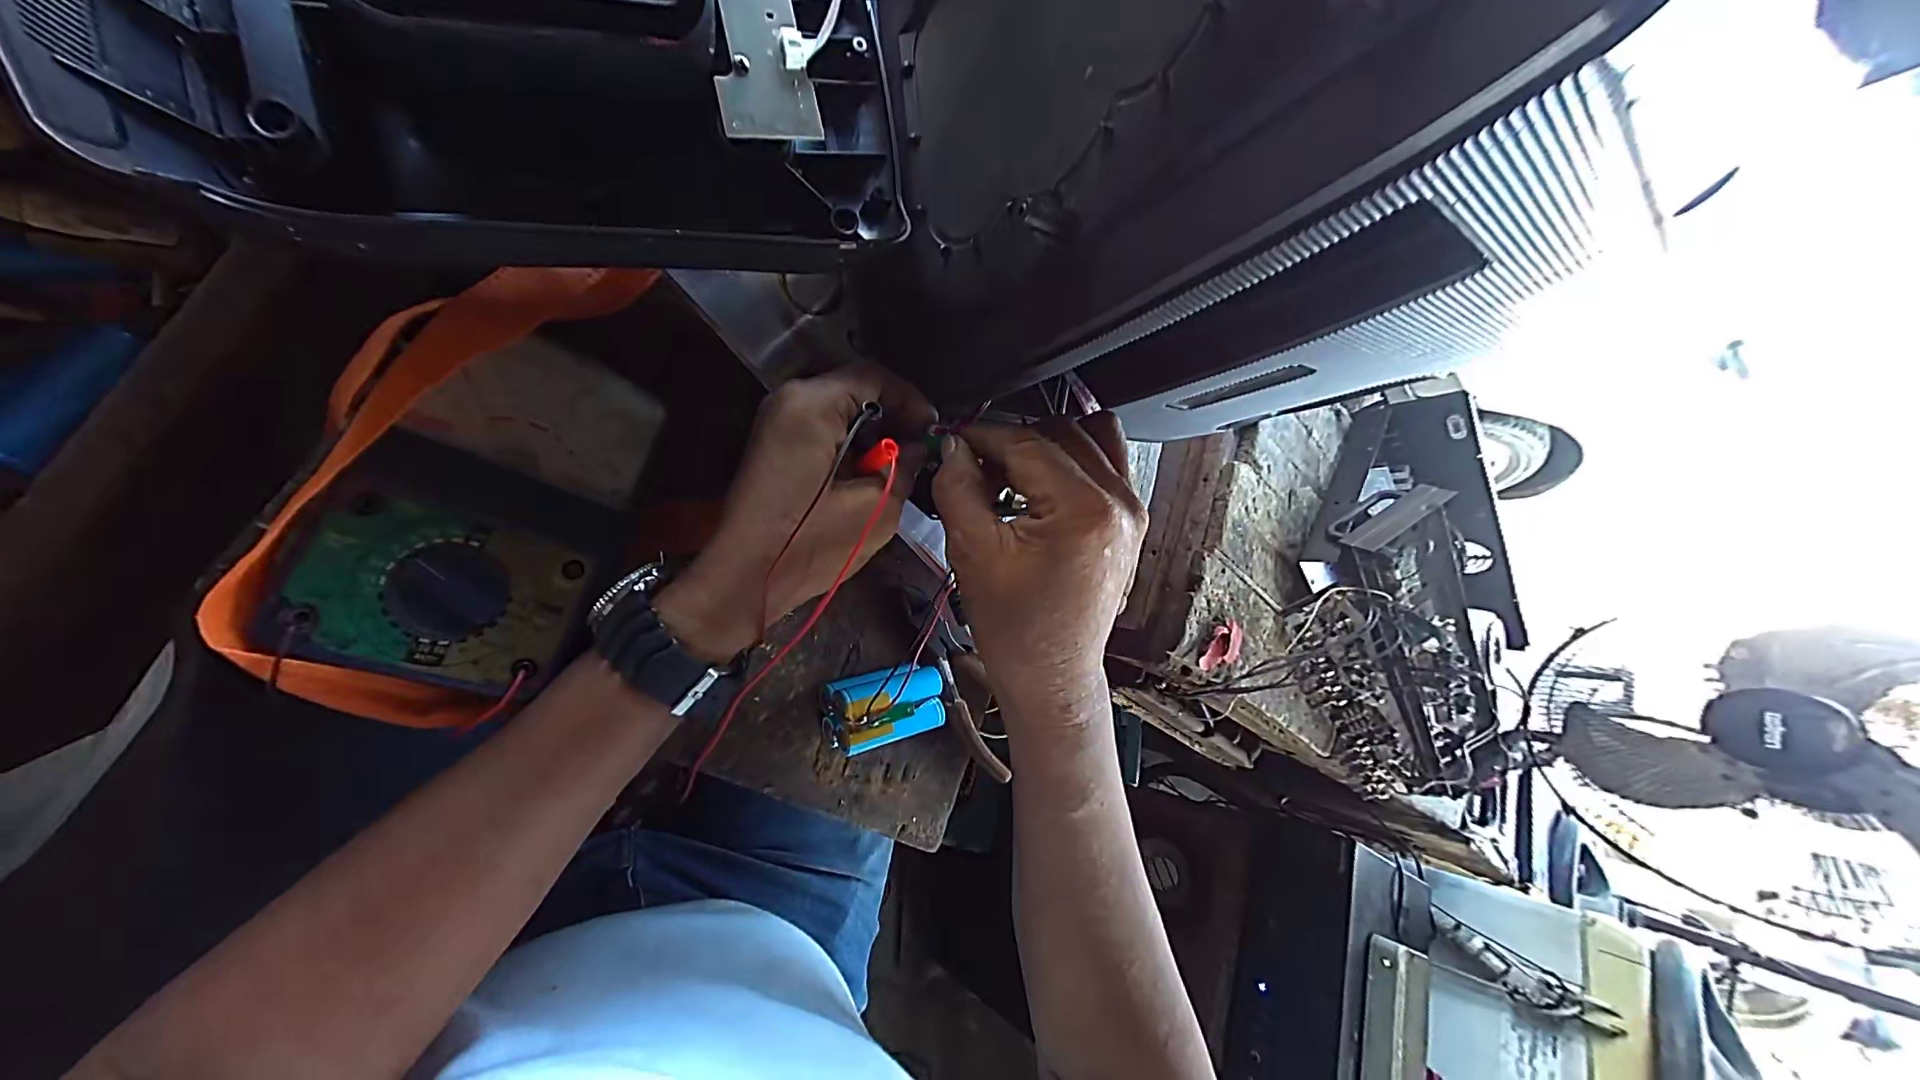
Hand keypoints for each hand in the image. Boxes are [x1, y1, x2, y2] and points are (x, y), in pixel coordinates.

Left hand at [656, 365, 933, 661]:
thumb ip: (903, 467)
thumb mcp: (873, 508)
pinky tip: (864, 475)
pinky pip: (822, 428)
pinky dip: (848, 443)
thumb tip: (918, 448)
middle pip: (855, 388)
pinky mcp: (774, 444)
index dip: (912, 400)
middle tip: (918, 451)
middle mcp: (790, 401)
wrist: (745, 578)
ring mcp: (776, 421)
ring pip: (840, 409)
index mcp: (813, 406)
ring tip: (895, 467)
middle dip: (893, 417)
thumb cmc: (808, 544)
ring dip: (871, 433)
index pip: (875, 376)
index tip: (932, 431)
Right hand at [933, 414, 1145, 719]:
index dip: (982, 435)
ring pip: (1088, 439)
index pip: (1027, 442)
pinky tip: (1037, 487)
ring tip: (1009, 473)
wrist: (1050, 673)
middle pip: (1060, 432)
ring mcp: (1130, 512)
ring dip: (1044, 445)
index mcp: (1084, 509)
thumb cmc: (1019, 629)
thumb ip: (957, 487)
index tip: (956, 439)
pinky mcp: (1128, 522)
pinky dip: (1069, 462)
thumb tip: (953, 448)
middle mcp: (1119, 503)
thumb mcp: (972, 551)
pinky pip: (1103, 464)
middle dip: (1011, 440)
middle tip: (975, 461)